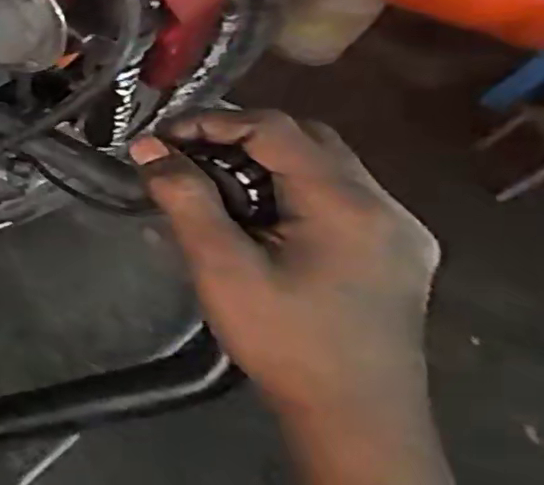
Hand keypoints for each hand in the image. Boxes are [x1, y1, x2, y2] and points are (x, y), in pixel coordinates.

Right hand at [131, 111, 450, 483]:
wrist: (356, 421)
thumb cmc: (285, 339)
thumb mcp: (221, 265)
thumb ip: (184, 196)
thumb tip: (147, 145)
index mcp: (349, 207)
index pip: (274, 129)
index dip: (211, 122)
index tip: (162, 140)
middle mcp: (385, 208)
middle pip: (304, 136)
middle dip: (236, 133)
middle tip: (184, 152)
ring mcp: (396, 231)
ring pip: (320, 161)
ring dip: (259, 156)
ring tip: (210, 178)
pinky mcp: (391, 251)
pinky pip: (333, 190)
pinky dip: (283, 180)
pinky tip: (251, 207)